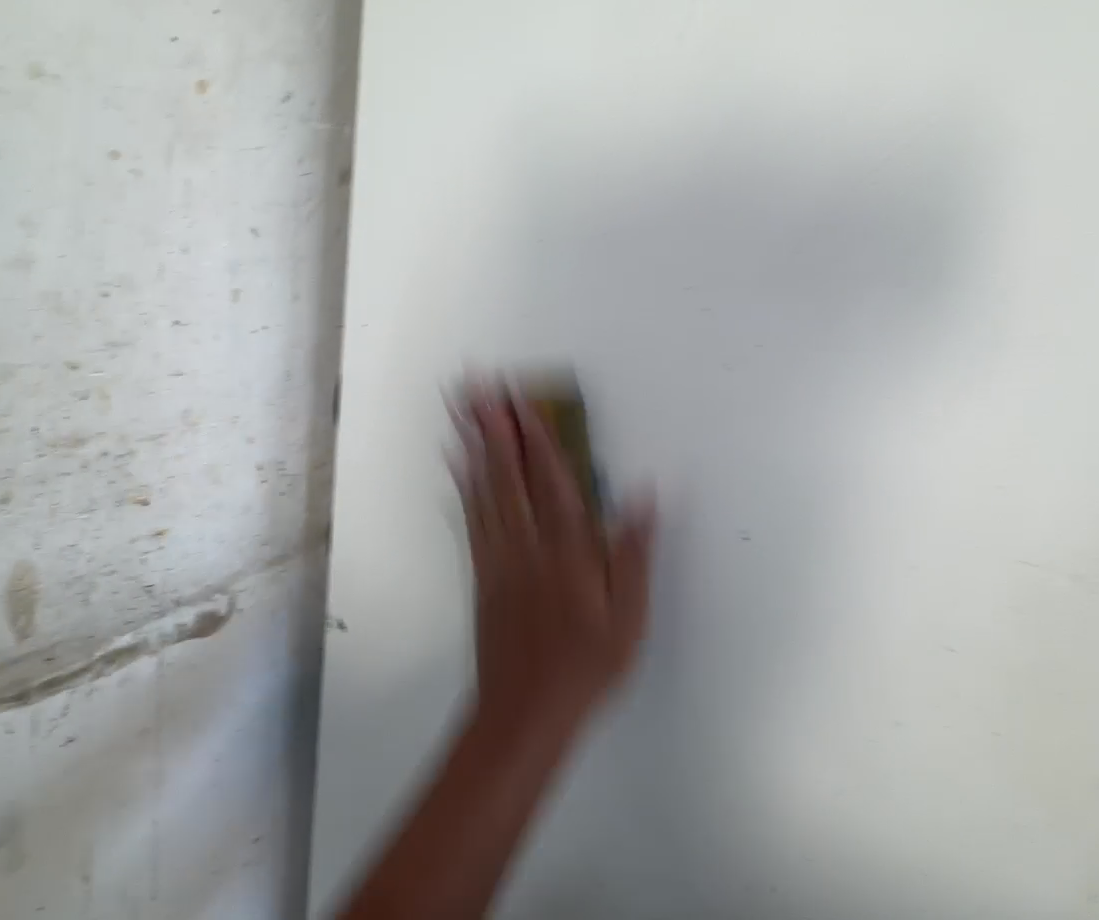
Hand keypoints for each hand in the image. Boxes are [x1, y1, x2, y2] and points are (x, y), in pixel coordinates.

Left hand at [451, 381, 656, 731]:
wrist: (524, 714)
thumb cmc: (586, 666)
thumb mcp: (629, 617)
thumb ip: (633, 552)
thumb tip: (642, 494)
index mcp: (568, 552)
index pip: (553, 481)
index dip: (538, 437)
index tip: (523, 399)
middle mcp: (528, 546)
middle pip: (510, 475)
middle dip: (494, 426)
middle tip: (477, 384)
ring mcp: (500, 558)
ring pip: (485, 490)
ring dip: (473, 444)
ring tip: (461, 407)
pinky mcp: (483, 574)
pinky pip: (471, 518)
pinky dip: (462, 484)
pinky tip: (456, 461)